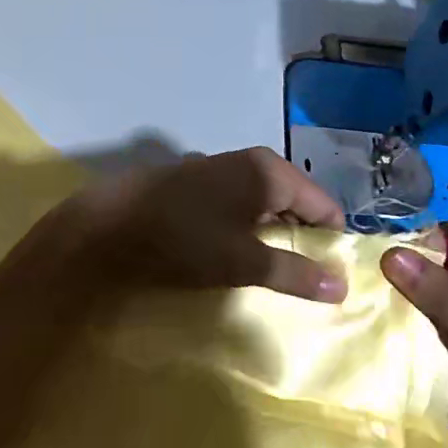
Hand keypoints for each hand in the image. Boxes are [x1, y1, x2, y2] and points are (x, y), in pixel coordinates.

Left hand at [53, 147, 348, 302]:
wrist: (105, 227)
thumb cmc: (183, 240)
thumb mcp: (243, 262)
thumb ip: (295, 273)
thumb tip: (342, 286)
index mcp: (270, 172)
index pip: (324, 205)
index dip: (331, 241)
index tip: (330, 276)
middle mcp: (252, 161)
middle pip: (297, 202)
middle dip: (302, 239)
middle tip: (302, 279)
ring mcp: (223, 168)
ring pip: (267, 204)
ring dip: (273, 235)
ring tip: (269, 271)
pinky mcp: (200, 180)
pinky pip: (241, 203)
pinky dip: (247, 227)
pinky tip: (234, 252)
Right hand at [382, 236, 447, 447]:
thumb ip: (444, 296)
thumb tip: (391, 255)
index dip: (425, 246)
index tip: (380, 258)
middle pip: (446, 269)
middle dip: (411, 278)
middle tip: (364, 285)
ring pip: (435, 302)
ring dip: (407, 307)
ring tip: (365, 306)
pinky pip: (434, 332)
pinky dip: (413, 333)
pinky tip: (380, 331)